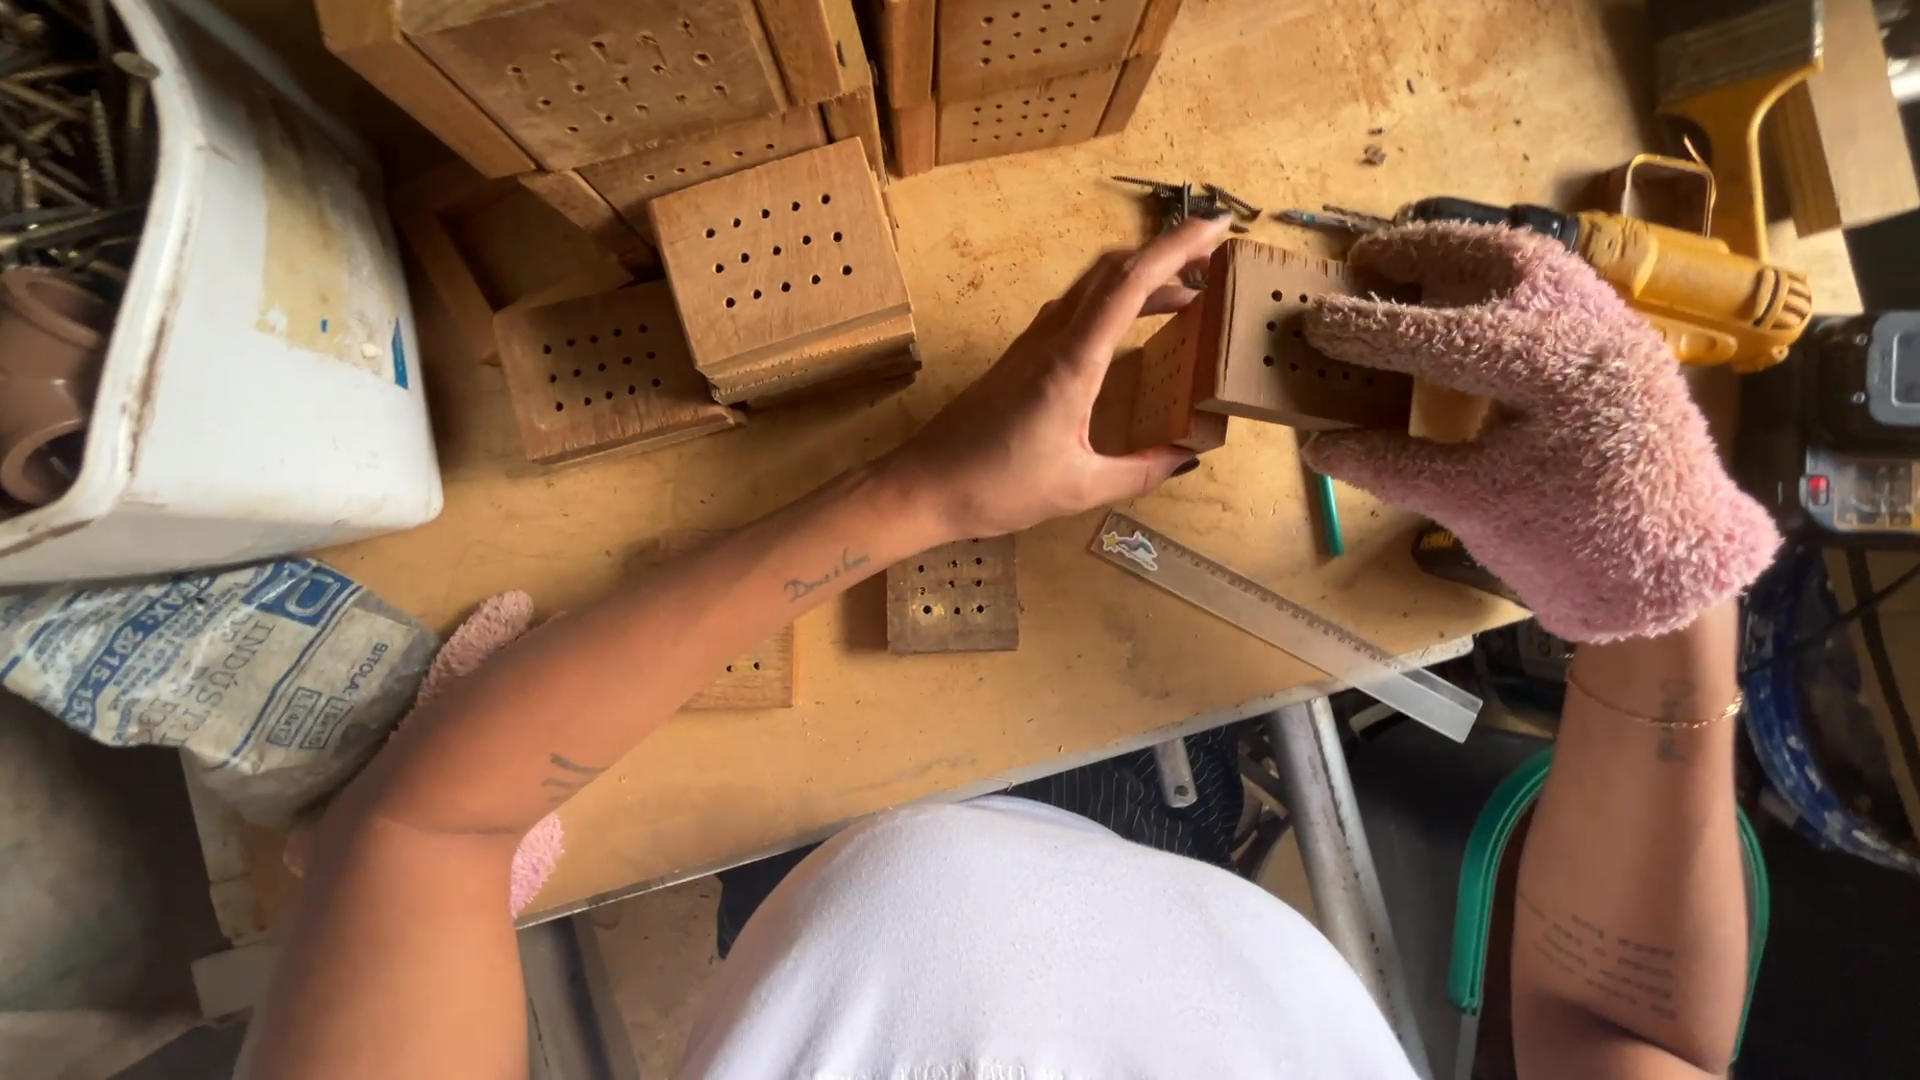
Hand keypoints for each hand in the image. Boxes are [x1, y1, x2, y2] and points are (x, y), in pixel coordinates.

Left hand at [882, 215, 1230, 540]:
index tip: (1220, 226)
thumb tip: (1187, 456)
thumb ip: (1139, 471)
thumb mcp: (1078, 487)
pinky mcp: (1018, 358)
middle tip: (1212, 257)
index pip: (1130, 284)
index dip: (1178, 246)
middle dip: (1165, 252)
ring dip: (1137, 277)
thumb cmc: (996, 488)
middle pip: (1111, 271)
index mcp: (1071, 364)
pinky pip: (1073, 310)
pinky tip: (1128, 326)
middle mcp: (1050, 340)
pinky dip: (1110, 301)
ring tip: (1183, 294)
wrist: (924, 485)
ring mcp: (1030, 344)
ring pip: (1090, 287)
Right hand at [1301, 222, 1779, 641]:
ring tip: (1400, 263)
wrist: (1668, 571)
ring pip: (1535, 267)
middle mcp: (1597, 333)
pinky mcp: (1610, 351)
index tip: (1315, 320)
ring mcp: (1613, 335)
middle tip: (1363, 255)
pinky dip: (1491, 286)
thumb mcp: (1471, 505)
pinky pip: (1548, 295)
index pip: (1448, 337)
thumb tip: (1316, 444)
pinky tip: (1453, 303)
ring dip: (1461, 258)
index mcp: (1562, 374)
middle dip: (1429, 251)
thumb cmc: (1573, 542)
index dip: (1374, 330)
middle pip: (1509, 260)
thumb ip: (1391, 466)